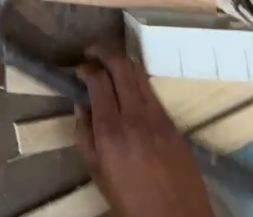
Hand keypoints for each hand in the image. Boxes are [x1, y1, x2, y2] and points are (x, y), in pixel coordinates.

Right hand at [75, 48, 213, 216]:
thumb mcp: (97, 172)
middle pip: (121, 66)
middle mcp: (136, 116)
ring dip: (121, 62)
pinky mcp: (174, 125)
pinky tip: (130, 90)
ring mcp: (159, 119)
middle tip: (91, 53)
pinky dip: (137, 82)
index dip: (85, 67)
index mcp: (111, 130)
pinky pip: (152, 92)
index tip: (78, 69)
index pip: (98, 79)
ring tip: (109, 64)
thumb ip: (84, 135)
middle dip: (103, 52)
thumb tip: (81, 106)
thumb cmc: (130, 201)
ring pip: (139, 73)